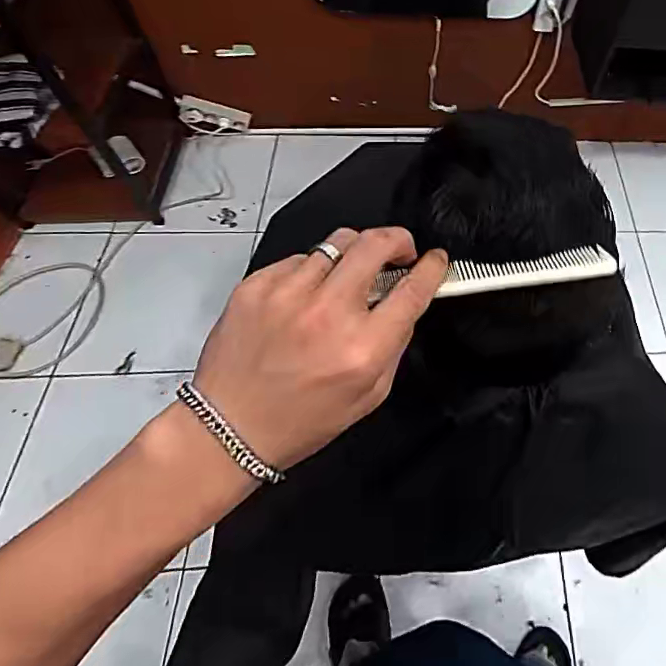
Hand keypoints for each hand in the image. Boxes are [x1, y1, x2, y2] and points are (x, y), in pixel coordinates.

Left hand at [193, 227, 446, 470]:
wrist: (229, 426)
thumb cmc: (298, 419)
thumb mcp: (367, 396)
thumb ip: (392, 345)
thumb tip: (405, 301)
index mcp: (362, 349)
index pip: (412, 290)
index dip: (432, 268)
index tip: (435, 260)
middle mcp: (327, 314)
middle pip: (375, 244)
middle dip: (397, 239)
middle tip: (398, 249)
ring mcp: (289, 294)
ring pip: (336, 242)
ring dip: (350, 256)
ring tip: (342, 280)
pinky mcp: (258, 284)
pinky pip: (298, 258)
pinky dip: (309, 271)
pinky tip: (303, 297)